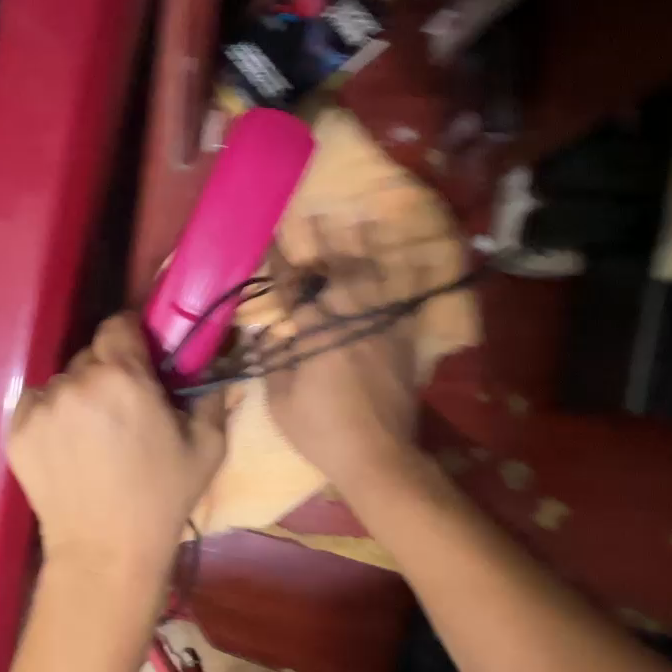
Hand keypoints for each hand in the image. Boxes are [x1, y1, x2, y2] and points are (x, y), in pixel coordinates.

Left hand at [8, 313, 228, 588]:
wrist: (105, 552)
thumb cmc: (162, 499)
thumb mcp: (207, 447)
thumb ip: (209, 394)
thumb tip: (206, 363)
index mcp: (123, 376)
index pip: (118, 324)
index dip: (131, 337)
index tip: (140, 358)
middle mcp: (76, 381)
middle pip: (90, 356)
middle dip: (107, 372)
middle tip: (122, 407)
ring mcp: (41, 407)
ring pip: (62, 382)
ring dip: (78, 396)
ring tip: (92, 435)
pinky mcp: (17, 431)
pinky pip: (35, 404)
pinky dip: (49, 415)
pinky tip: (66, 446)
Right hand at [263, 244, 428, 500]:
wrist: (377, 455)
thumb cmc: (321, 431)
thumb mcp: (280, 402)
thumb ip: (273, 361)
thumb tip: (265, 334)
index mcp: (317, 332)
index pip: (296, 286)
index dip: (283, 261)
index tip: (274, 236)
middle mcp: (352, 320)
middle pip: (339, 270)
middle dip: (326, 241)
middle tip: (319, 215)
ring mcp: (383, 328)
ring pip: (375, 277)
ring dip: (366, 248)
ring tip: (362, 221)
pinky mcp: (404, 342)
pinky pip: (406, 300)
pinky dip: (404, 278)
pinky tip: (404, 261)